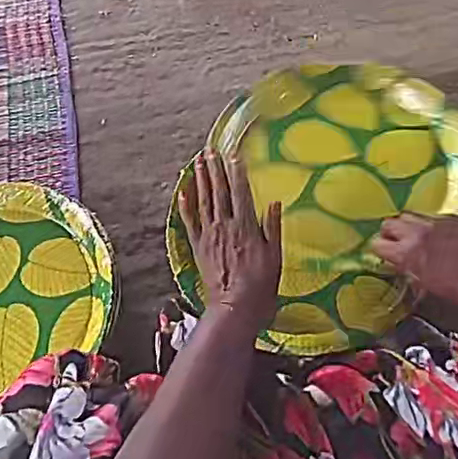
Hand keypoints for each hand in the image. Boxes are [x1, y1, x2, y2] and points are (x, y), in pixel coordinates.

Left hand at [177, 151, 282, 330]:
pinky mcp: (198, 247)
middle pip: (219, 192)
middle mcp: (225, 227)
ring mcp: (209, 236)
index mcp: (246, 227)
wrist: (234, 309)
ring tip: (198, 162)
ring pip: (203, 202)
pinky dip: (185, 206)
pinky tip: (182, 191)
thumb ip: (273, 228)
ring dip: (201, 180)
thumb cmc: (261, 285)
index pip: (241, 192)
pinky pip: (189, 222)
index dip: (236, 172)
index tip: (232, 154)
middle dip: (215, 169)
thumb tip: (274, 202)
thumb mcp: (275, 256)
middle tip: (210, 150)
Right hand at [372, 214, 457, 310]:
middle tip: (396, 245)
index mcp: (408, 253)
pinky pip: (430, 215)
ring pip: (408, 214)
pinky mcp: (453, 218)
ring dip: (406, 225)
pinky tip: (436, 235)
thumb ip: (411, 273)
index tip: (383, 256)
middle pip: (389, 223)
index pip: (378, 244)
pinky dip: (427, 223)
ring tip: (414, 238)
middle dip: (389, 234)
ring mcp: (436, 222)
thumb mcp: (429, 287)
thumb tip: (404, 268)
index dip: (379, 251)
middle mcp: (418, 233)